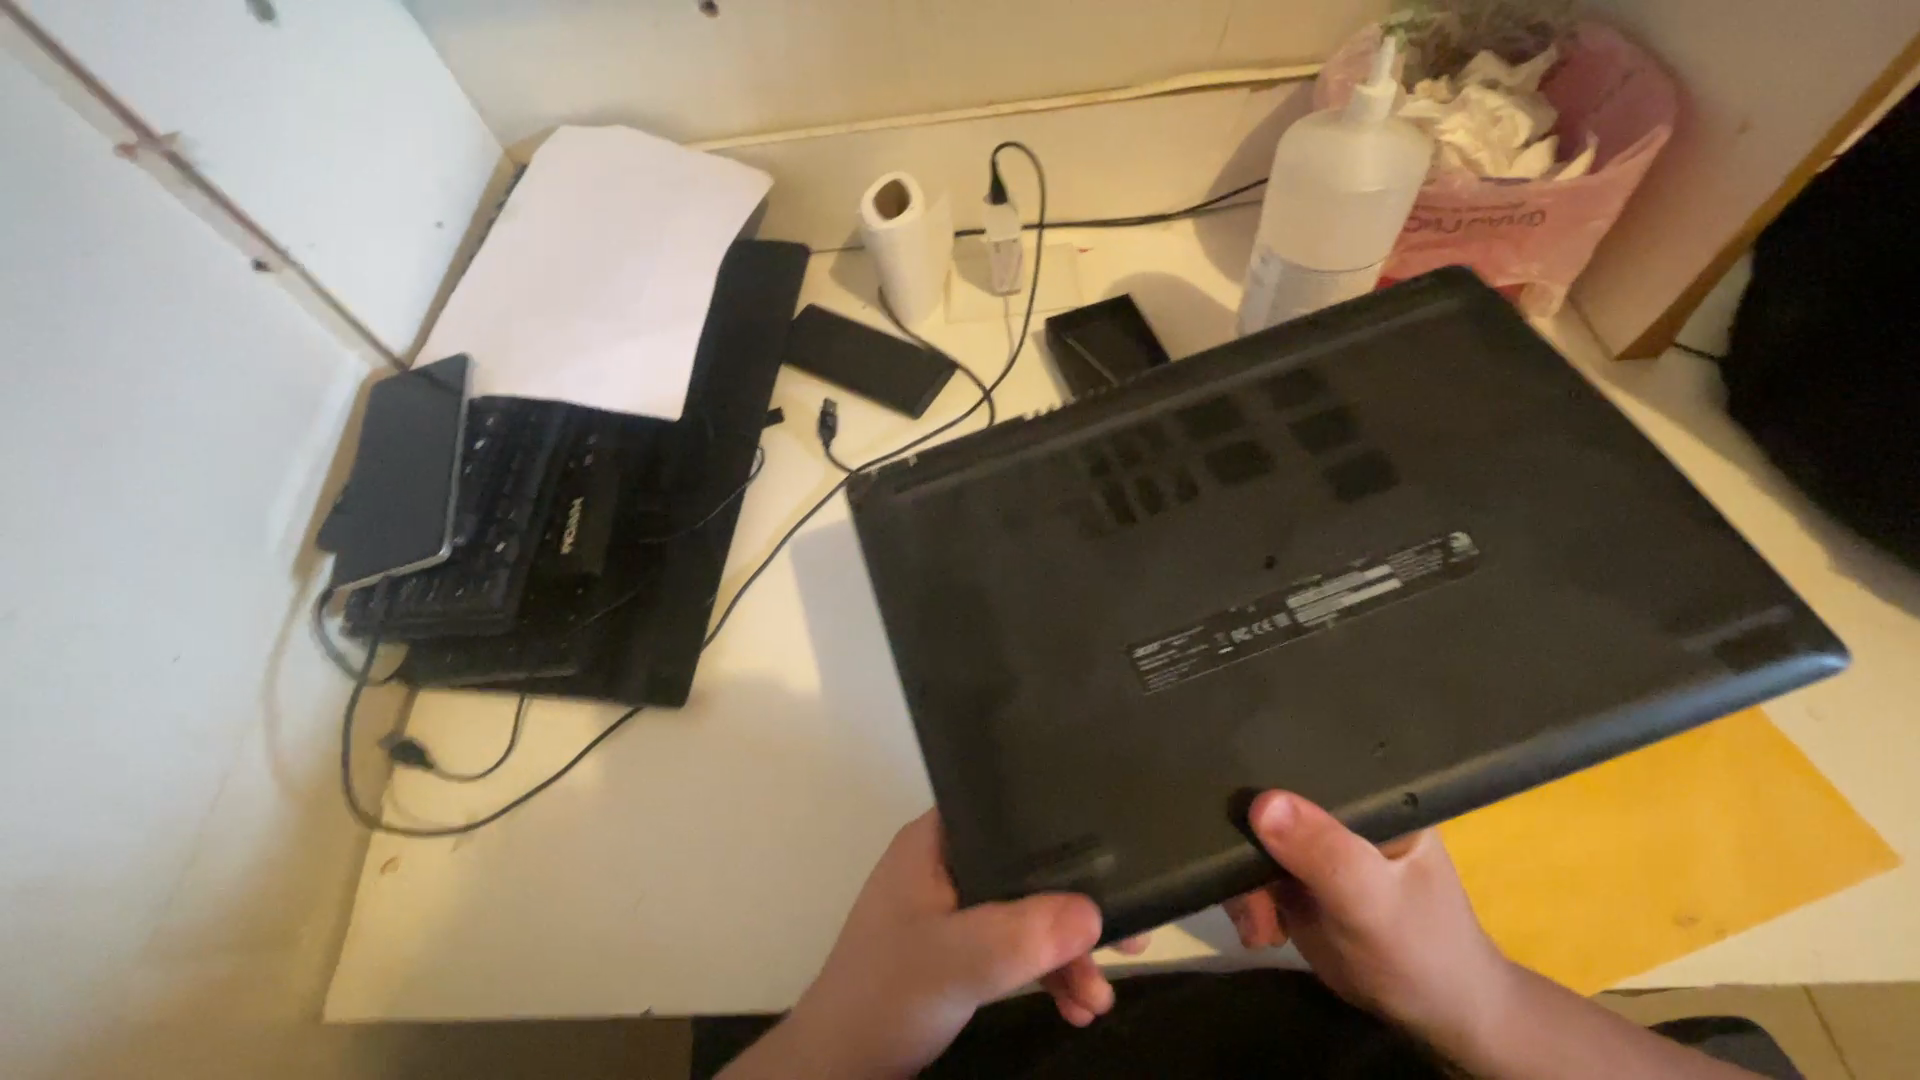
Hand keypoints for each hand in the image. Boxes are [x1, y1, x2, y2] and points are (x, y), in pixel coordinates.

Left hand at [735, 811, 1142, 1079]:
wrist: (841, 1070)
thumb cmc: (883, 996)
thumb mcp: (952, 962)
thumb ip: (1018, 937)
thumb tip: (1092, 913)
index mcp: (938, 841)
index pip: (1010, 812)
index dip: (1064, 832)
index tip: (1119, 863)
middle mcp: (951, 864)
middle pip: (1031, 870)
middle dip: (1078, 909)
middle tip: (1132, 938)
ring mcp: (956, 908)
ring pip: (1030, 913)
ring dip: (1068, 953)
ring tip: (1099, 999)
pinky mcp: (963, 949)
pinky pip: (1019, 948)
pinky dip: (1049, 973)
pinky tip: (1076, 1007)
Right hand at [1222, 790, 1512, 1048]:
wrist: (1433, 1015)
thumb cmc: (1421, 950)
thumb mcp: (1373, 900)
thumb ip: (1324, 853)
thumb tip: (1261, 803)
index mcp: (1371, 794)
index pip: (1308, 764)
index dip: (1266, 777)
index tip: (1238, 813)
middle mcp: (1339, 812)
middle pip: (1269, 803)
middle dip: (1244, 845)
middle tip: (1248, 893)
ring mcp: (1313, 845)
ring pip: (1252, 841)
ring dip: (1243, 885)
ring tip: (1259, 926)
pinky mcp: (1294, 878)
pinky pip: (1249, 874)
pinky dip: (1244, 901)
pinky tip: (1260, 932)